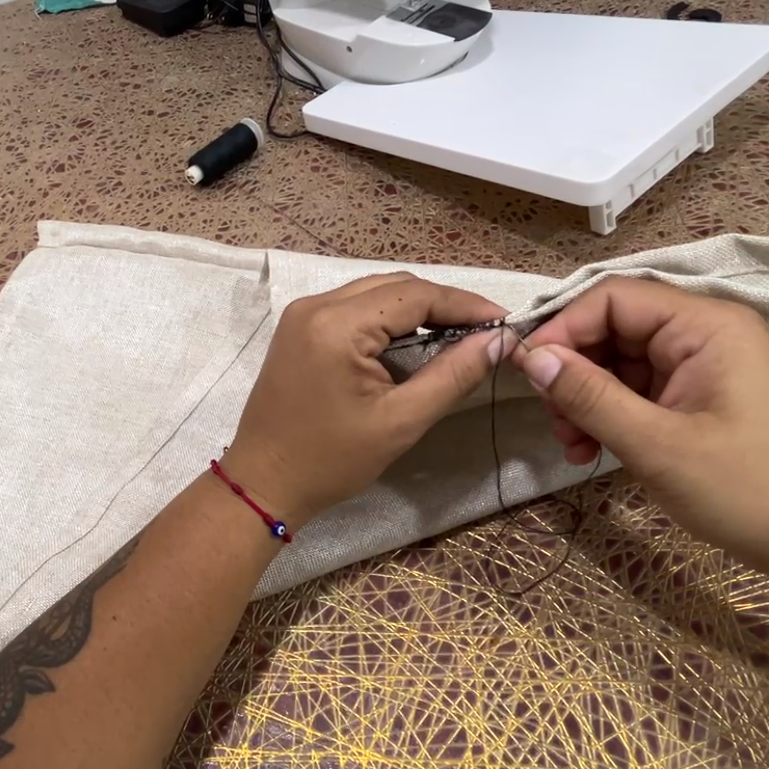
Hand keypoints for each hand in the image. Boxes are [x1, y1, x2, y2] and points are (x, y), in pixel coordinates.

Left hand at [221, 273, 505, 530]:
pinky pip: (353, 308)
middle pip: (395, 286)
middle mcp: (315, 305)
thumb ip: (453, 375)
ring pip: (374, 294)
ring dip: (416, 311)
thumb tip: (499, 341)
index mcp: (337, 324)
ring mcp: (302, 314)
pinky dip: (387, 320)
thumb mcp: (401, 421)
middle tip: (485, 333)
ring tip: (457, 337)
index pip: (415, 294)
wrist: (263, 481)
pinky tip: (413, 343)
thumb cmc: (330, 460)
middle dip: (443, 305)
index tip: (506, 322)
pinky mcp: (297, 328)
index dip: (464, 305)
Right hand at [510, 278, 768, 587]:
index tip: (530, 373)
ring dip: (585, 400)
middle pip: (612, 330)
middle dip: (572, 372)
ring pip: (619, 363)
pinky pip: (637, 390)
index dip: (564, 329)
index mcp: (706, 326)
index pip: (613, 298)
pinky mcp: (700, 398)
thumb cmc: (750, 489)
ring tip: (571, 445)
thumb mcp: (656, 444)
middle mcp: (705, 334)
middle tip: (552, 421)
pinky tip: (591, 450)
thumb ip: (589, 395)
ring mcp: (703, 367)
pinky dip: (608, 416)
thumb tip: (530, 357)